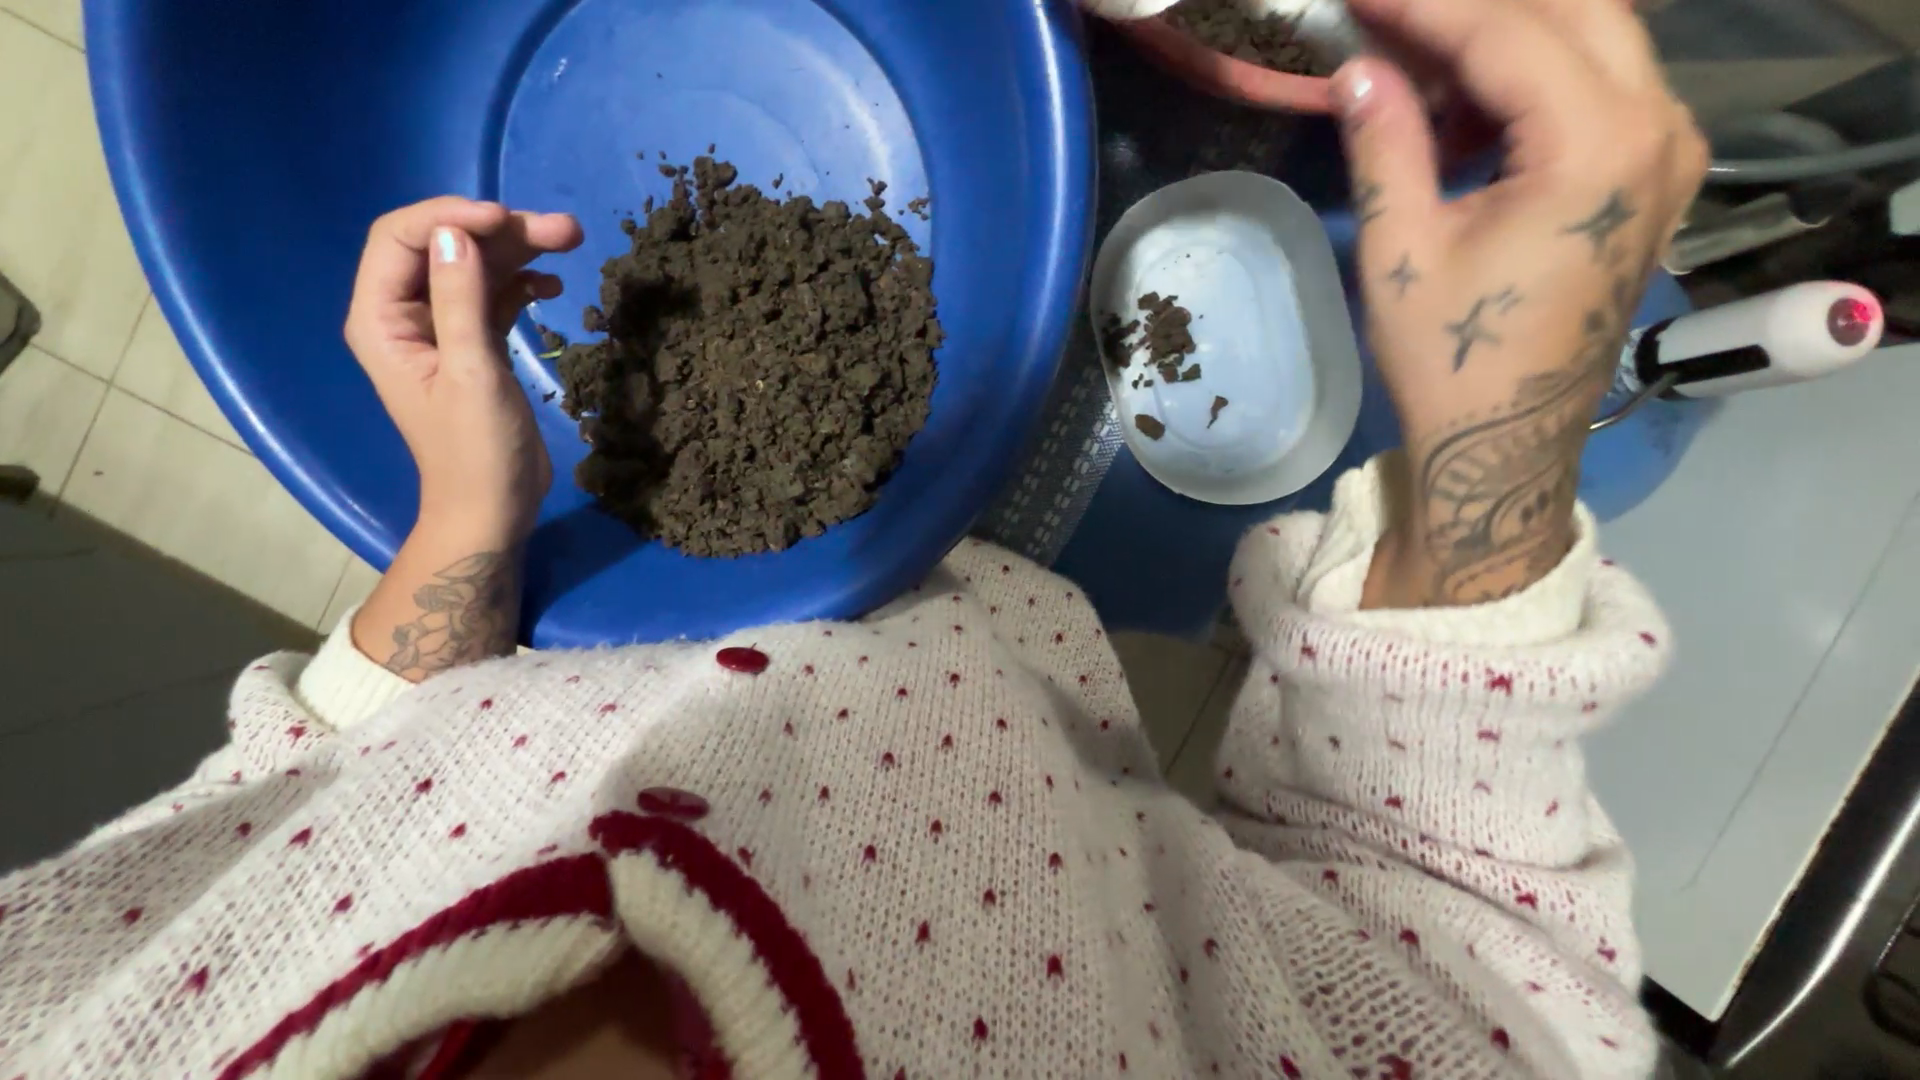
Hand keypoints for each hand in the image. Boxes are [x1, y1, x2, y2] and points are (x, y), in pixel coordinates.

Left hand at [343, 197, 583, 542]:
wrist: (495, 507)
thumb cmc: (476, 451)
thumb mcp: (472, 374)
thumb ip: (460, 302)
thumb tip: (457, 234)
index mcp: (382, 320)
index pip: (401, 239)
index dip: (451, 218)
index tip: (508, 219)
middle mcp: (406, 316)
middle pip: (445, 249)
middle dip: (501, 232)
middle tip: (566, 230)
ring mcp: (444, 331)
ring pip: (477, 270)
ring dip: (521, 254)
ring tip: (571, 243)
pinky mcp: (477, 347)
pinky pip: (495, 299)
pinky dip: (524, 285)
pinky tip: (554, 287)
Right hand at [1333, 0, 1706, 607]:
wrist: (1505, 436)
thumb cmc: (1448, 355)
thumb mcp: (1400, 252)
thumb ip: (1385, 148)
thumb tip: (1357, 70)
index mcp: (1596, 145)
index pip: (1509, 32)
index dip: (1425, 6)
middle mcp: (1659, 127)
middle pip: (1571, 11)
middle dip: (1470, 8)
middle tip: (1389, 18)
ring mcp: (1669, 150)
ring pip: (1594, 41)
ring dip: (1503, 40)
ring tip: (1414, 64)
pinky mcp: (1653, 176)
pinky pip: (1601, 89)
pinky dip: (1531, 80)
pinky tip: (1466, 108)